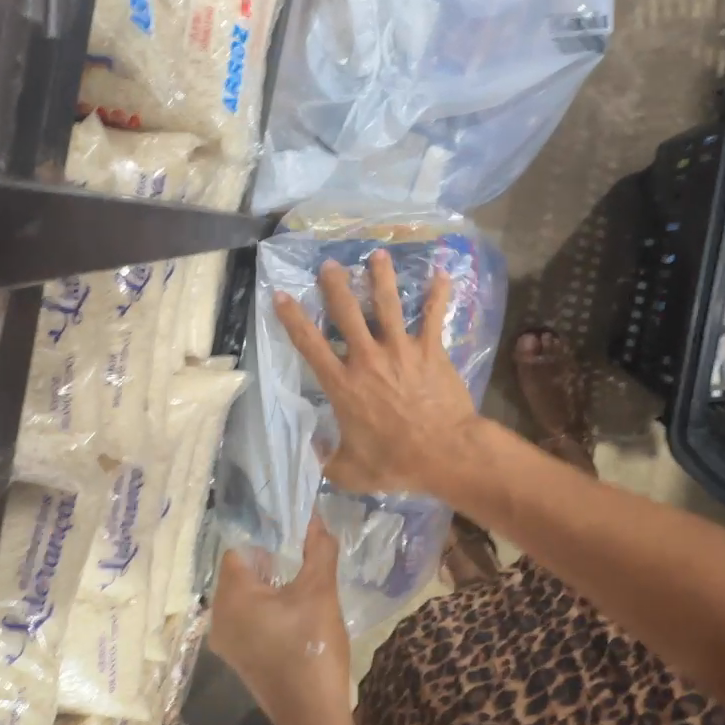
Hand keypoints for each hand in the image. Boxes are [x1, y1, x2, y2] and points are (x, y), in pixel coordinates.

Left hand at [210, 519, 351, 724]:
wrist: (313, 716)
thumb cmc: (313, 647)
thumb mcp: (320, 591)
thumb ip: (318, 550)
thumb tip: (315, 519)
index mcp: (232, 597)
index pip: (238, 551)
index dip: (265, 544)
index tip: (291, 545)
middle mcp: (219, 618)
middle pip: (238, 574)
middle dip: (267, 565)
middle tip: (298, 565)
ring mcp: (226, 642)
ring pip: (243, 597)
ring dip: (268, 589)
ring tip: (298, 589)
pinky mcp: (238, 659)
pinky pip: (245, 619)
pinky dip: (264, 611)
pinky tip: (293, 617)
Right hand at [273, 251, 481, 496]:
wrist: (444, 453)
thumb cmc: (396, 463)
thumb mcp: (350, 471)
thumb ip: (328, 461)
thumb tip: (315, 451)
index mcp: (343, 384)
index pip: (309, 344)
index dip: (292, 318)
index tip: (281, 296)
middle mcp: (367, 358)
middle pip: (346, 313)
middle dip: (335, 285)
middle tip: (329, 265)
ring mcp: (401, 350)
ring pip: (388, 304)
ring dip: (381, 277)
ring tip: (378, 254)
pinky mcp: (431, 350)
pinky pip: (433, 316)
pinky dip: (438, 294)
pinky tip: (440, 272)